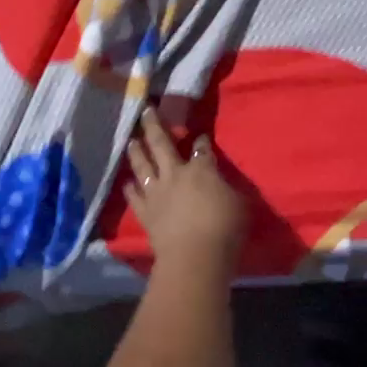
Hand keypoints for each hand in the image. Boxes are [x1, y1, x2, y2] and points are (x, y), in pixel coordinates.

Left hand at [125, 108, 246, 269]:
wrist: (195, 255)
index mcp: (202, 170)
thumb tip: (225, 185)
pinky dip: (130, 187)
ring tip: (131, 140)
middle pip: (161, 144)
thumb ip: (229, 190)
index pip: (201, 149)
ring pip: (142, 165)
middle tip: (146, 110)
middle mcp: (175, 174)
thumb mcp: (240, 205)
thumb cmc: (225, 229)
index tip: (200, 136)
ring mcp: (156, 193)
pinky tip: (126, 182)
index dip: (201, 141)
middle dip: (154, 125)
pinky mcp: (145, 213)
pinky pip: (134, 196)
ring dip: (137, 151)